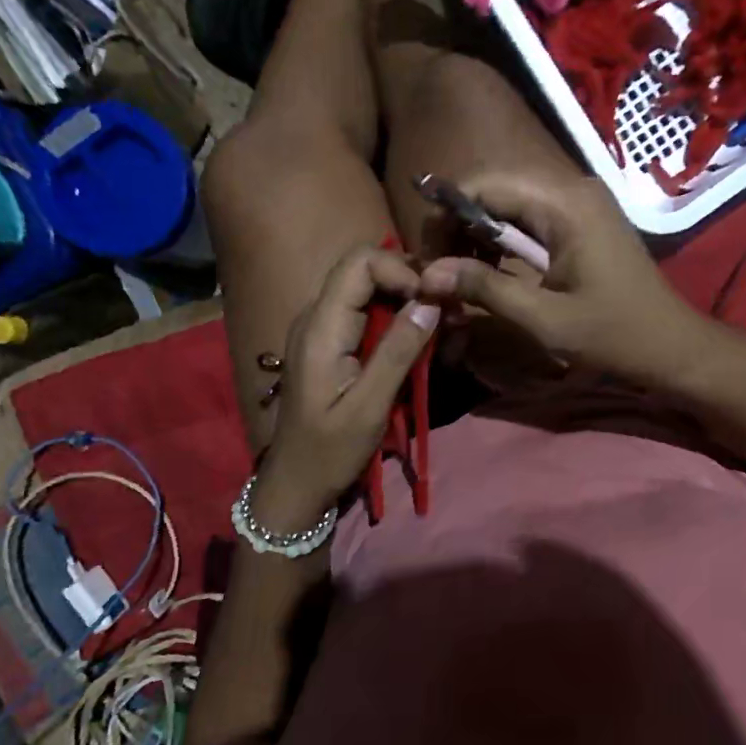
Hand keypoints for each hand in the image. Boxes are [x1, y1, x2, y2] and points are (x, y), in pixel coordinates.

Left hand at [258, 246, 438, 530]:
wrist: (297, 482)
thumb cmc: (330, 450)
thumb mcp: (369, 406)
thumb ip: (399, 351)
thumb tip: (430, 302)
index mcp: (321, 327)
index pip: (360, 263)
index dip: (402, 270)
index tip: (433, 302)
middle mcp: (318, 317)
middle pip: (367, 270)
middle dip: (412, 284)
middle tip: (448, 314)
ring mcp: (325, 329)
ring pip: (372, 291)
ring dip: (411, 303)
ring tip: (445, 331)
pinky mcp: (334, 344)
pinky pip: (370, 315)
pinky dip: (400, 322)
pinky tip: (424, 345)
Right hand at [419, 172, 706, 384]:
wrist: (670, 344)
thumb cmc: (613, 334)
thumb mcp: (543, 318)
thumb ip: (484, 289)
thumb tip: (427, 274)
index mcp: (564, 204)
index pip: (485, 185)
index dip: (446, 214)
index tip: (429, 256)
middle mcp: (572, 189)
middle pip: (496, 191)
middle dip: (460, 228)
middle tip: (441, 272)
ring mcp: (581, 204)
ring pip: (510, 206)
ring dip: (480, 237)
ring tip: (462, 277)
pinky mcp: (583, 222)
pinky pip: (531, 220)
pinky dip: (505, 243)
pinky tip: (493, 274)